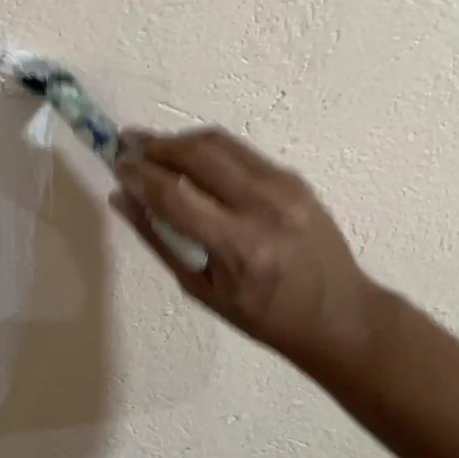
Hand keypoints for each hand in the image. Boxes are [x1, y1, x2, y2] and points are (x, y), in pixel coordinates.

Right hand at [113, 127, 386, 373]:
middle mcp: (263, 209)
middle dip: (156, 145)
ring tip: (154, 146)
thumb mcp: (201, 289)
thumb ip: (158, 239)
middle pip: (197, 155)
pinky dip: (209, 149)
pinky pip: (242, 152)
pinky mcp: (295, 179)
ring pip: (219, 143)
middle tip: (128, 142)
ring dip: (180, 140)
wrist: (342, 317)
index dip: (139, 174)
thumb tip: (121, 197)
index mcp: (239, 247)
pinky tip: (192, 158)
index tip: (117, 165)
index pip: (175, 194)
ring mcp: (285, 189)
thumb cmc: (264, 316)